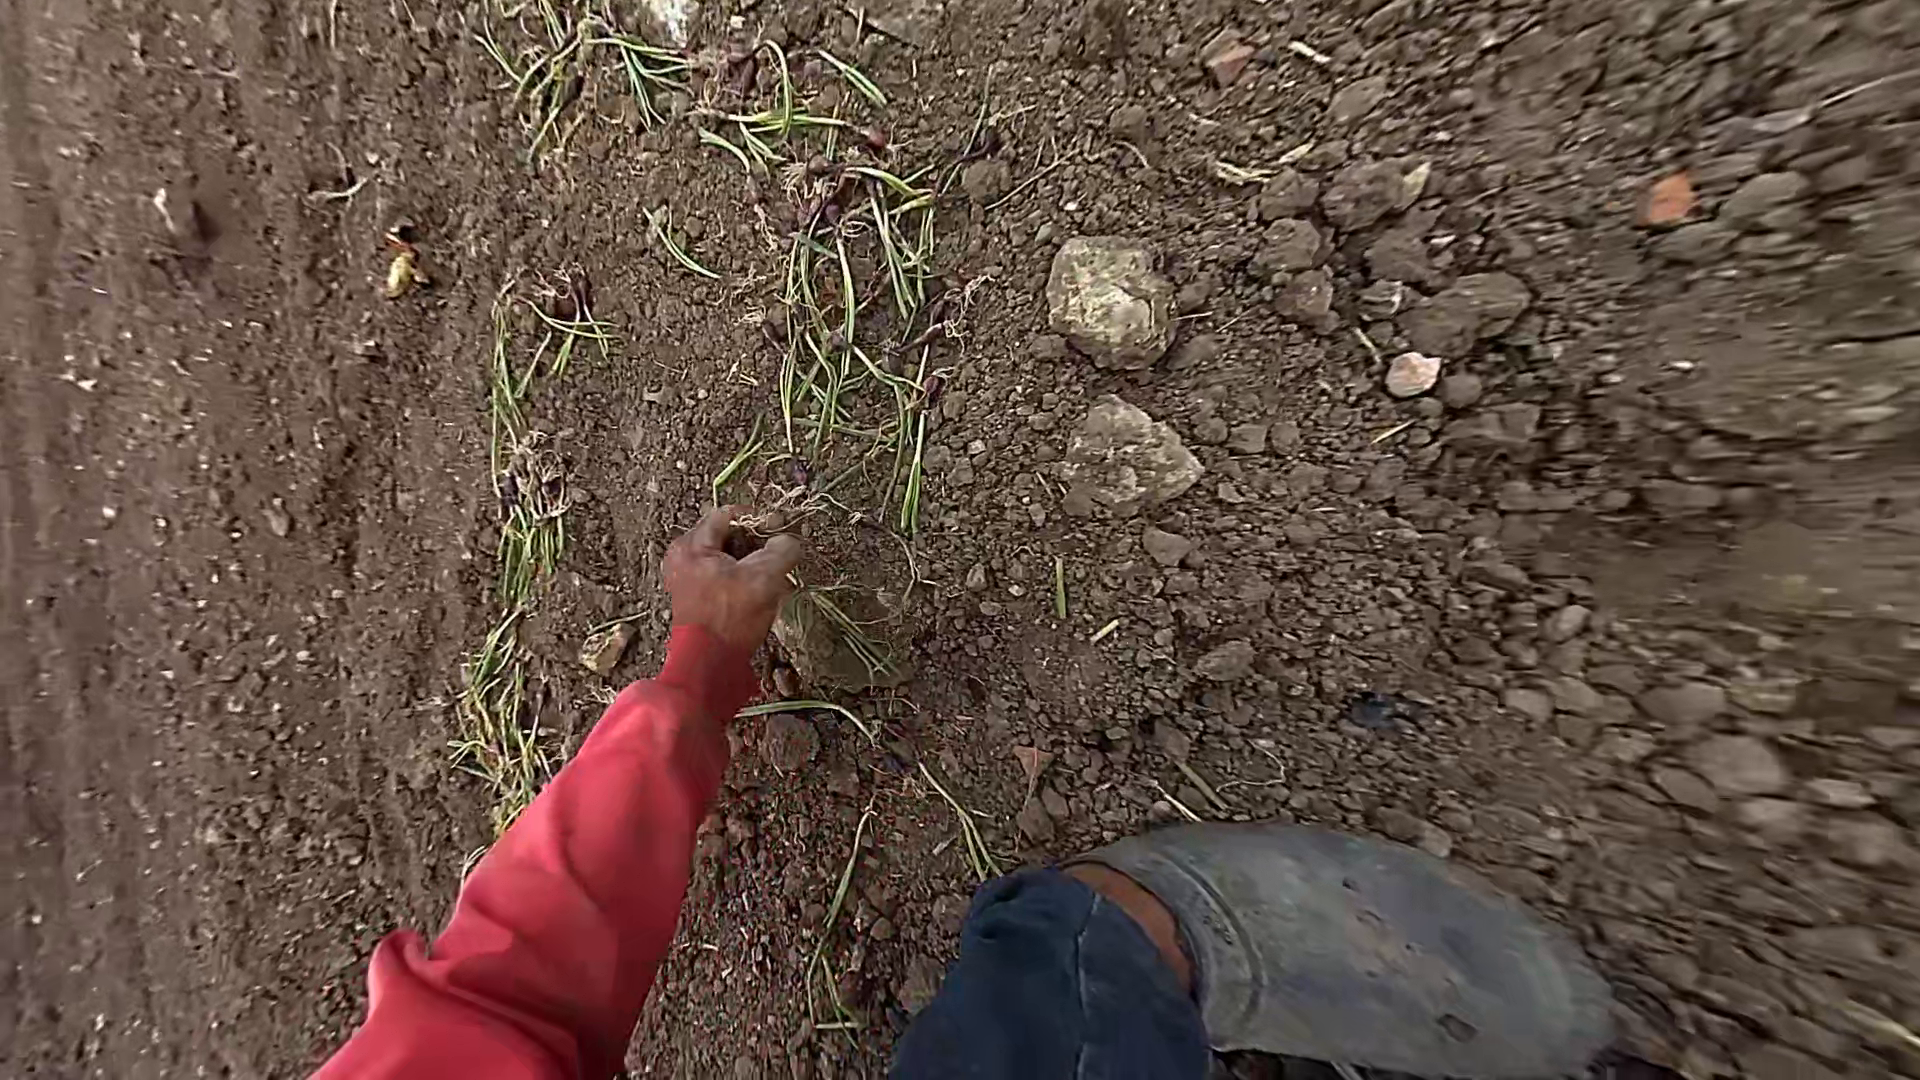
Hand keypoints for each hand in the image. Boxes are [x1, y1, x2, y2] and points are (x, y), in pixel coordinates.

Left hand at [664, 506, 802, 653]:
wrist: (709, 666)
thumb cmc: (732, 617)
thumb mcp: (763, 578)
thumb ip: (782, 550)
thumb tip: (790, 540)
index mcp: (692, 545)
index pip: (729, 514)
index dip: (759, 519)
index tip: (781, 532)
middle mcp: (683, 557)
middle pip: (729, 535)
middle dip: (759, 544)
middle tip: (781, 555)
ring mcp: (687, 577)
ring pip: (730, 556)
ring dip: (756, 562)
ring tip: (777, 576)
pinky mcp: (696, 596)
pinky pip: (725, 574)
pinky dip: (745, 577)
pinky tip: (765, 591)